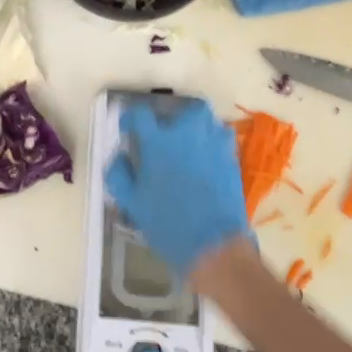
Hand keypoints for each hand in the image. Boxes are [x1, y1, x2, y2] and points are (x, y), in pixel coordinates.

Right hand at [105, 100, 249, 275]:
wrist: (214, 244)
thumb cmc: (167, 223)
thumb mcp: (131, 202)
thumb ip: (118, 174)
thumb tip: (119, 156)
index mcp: (158, 142)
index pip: (140, 114)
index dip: (131, 119)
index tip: (129, 130)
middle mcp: (188, 134)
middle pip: (183, 108)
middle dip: (171, 116)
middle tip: (162, 134)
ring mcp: (215, 143)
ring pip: (205, 120)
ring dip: (193, 127)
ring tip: (185, 145)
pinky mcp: (232, 157)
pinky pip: (220, 138)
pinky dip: (209, 142)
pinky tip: (202, 160)